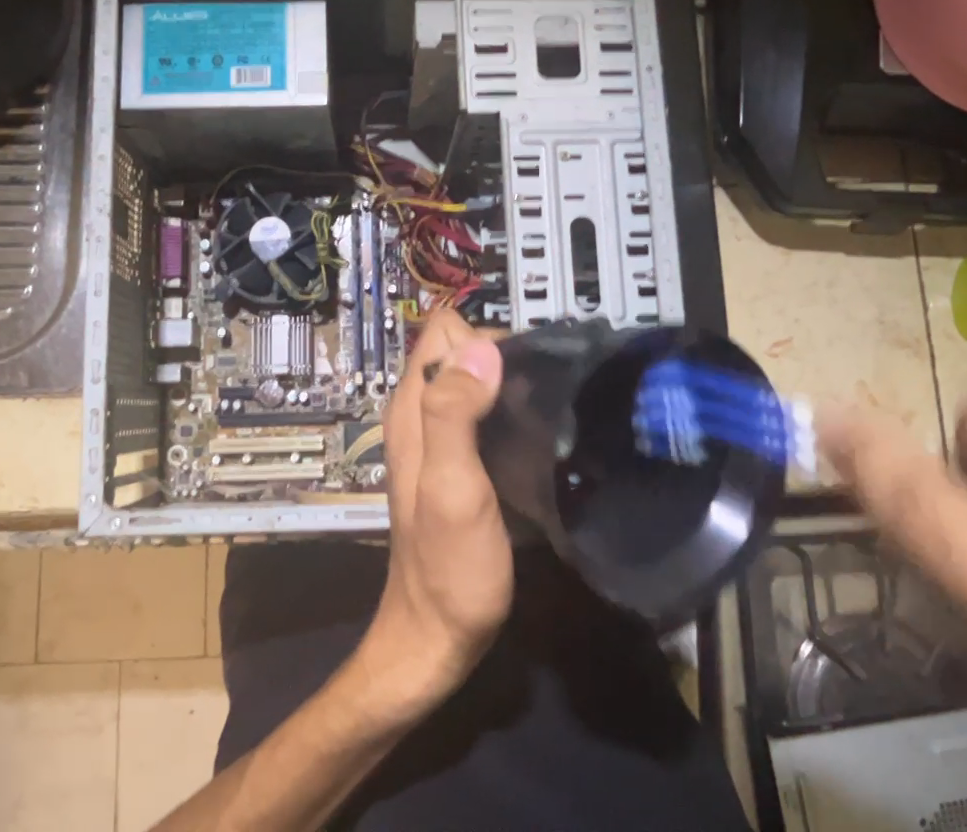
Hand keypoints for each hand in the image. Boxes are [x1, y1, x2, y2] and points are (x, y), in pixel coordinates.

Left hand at [359, 310, 509, 717]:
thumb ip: (454, 415)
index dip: (484, 335)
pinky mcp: (462, 465)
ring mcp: (440, 441)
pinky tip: (541, 433)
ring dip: (511, 383)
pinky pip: (485, 415)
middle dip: (503, 354)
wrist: (438, 634)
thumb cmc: (448, 567)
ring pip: (475, 382)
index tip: (527, 367)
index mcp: (412, 409)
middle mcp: (420, 415)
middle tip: (549, 388)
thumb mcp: (452, 488)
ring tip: (554, 406)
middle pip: (461, 352)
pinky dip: (510, 411)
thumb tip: (478, 347)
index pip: (442, 331)